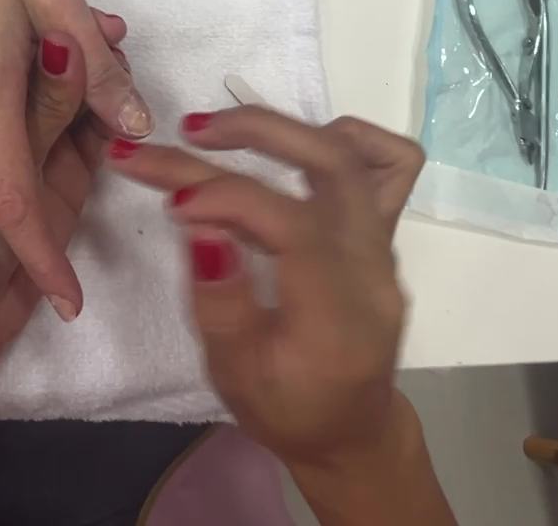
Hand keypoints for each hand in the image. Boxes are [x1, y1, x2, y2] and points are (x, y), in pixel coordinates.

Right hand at [103, 108, 423, 466]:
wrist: (350, 430)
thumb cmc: (285, 408)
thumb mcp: (234, 374)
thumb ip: (220, 303)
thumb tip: (199, 223)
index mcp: (338, 317)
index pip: (292, 223)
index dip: (225, 197)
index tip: (170, 202)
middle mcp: (373, 269)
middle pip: (333, 165)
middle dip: (255, 132)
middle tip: (188, 131)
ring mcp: (383, 245)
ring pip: (357, 154)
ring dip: (283, 127)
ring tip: (219, 132)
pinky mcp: (381, 231)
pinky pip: (387, 164)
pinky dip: (340, 138)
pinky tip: (286, 146)